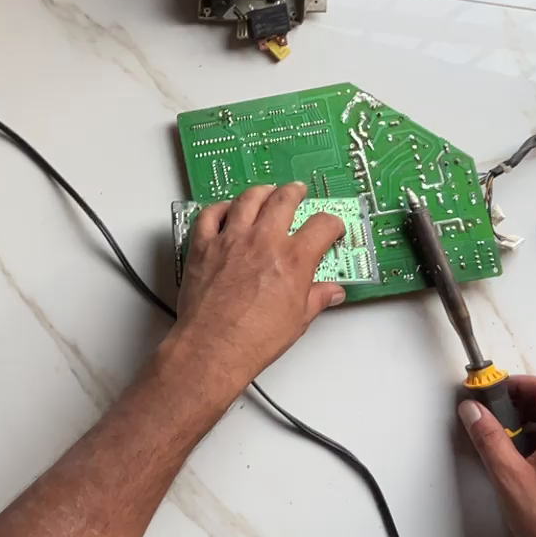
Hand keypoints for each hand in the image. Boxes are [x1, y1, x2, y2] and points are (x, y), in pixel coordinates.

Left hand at [158, 183, 345, 404]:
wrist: (213, 345)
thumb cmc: (253, 338)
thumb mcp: (298, 320)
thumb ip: (316, 299)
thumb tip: (331, 292)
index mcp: (293, 258)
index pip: (322, 225)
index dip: (332, 224)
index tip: (331, 228)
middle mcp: (263, 241)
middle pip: (284, 200)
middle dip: (295, 192)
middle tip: (297, 191)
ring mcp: (231, 239)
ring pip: (247, 200)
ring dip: (260, 191)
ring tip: (266, 191)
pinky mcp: (204, 246)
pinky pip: (209, 215)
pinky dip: (219, 208)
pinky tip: (224, 209)